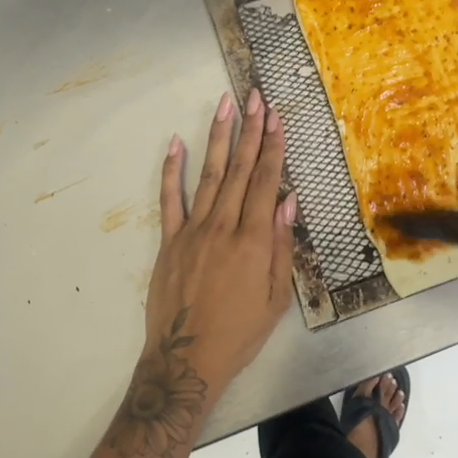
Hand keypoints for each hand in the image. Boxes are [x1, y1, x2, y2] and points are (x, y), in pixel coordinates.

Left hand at [145, 89, 296, 393]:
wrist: (186, 360)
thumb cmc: (240, 333)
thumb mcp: (276, 298)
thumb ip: (281, 247)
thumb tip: (288, 201)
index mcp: (254, 241)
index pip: (266, 182)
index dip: (272, 147)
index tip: (276, 118)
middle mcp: (223, 227)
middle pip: (240, 170)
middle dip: (250, 131)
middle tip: (256, 97)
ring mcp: (192, 231)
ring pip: (209, 175)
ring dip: (219, 138)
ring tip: (226, 105)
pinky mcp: (169, 241)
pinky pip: (170, 199)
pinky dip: (172, 170)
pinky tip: (176, 142)